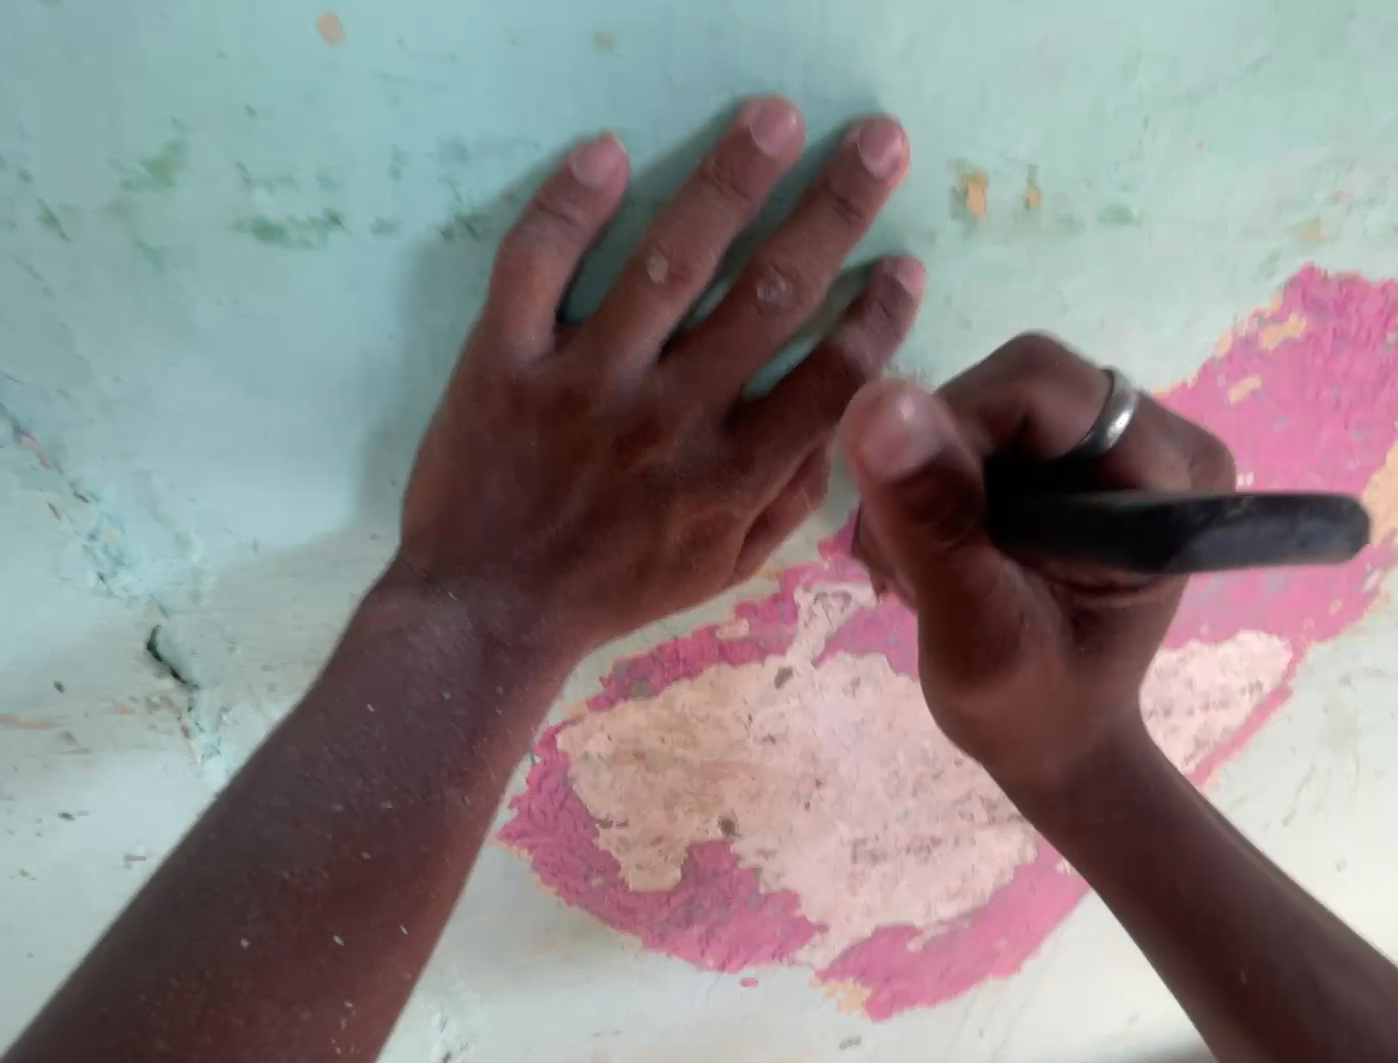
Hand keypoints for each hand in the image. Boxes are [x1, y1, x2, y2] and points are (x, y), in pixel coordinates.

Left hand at [394, 98, 922, 656]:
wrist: (491, 611)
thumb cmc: (618, 589)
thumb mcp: (727, 569)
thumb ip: (789, 500)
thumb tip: (839, 426)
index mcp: (733, 474)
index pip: (830, 378)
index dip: (878, 315)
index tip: (906, 262)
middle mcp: (672, 416)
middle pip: (769, 297)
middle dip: (834, 212)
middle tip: (878, 143)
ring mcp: (586, 382)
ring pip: (669, 262)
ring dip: (728, 181)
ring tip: (775, 117)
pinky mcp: (506, 363)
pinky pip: (535, 268)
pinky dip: (568, 206)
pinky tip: (606, 152)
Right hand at [839, 335, 1235, 793]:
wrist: (1055, 737)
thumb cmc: (1031, 709)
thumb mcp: (976, 636)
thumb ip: (934, 526)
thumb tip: (877, 403)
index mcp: (1167, 478)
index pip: (1037, 386)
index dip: (953, 434)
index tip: (915, 526)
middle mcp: (1152, 438)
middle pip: (1004, 387)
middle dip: (933, 465)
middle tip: (912, 559)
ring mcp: (1107, 443)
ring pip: (976, 406)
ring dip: (922, 480)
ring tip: (922, 568)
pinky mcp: (1062, 456)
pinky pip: (972, 431)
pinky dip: (929, 486)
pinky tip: (934, 548)